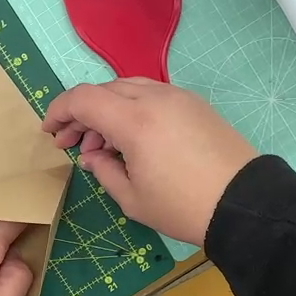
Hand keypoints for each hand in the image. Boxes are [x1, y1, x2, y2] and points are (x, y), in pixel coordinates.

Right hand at [42, 79, 256, 245]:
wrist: (245, 204)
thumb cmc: (182, 207)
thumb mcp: (131, 199)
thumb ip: (103, 170)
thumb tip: (91, 155)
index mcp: (134, 121)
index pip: (82, 99)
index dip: (59, 111)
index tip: (50, 132)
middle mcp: (154, 98)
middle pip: (103, 90)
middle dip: (81, 113)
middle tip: (72, 144)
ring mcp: (178, 97)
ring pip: (128, 88)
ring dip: (107, 109)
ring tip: (103, 144)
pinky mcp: (195, 104)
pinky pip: (152, 95)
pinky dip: (132, 109)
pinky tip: (132, 138)